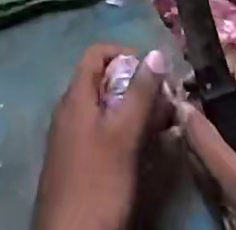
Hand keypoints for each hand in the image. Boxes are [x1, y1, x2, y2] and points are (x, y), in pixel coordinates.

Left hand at [32, 44, 170, 229]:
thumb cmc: (97, 182)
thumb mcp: (123, 135)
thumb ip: (140, 94)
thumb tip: (156, 52)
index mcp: (75, 96)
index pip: (96, 53)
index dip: (124, 52)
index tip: (154, 69)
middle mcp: (69, 109)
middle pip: (101, 79)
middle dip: (134, 83)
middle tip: (165, 101)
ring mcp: (70, 136)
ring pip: (103, 106)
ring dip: (132, 108)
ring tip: (161, 124)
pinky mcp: (76, 160)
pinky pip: (100, 130)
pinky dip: (122, 129)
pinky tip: (142, 148)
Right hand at [179, 52, 235, 229]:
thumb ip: (205, 140)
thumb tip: (178, 101)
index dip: (211, 55)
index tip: (178, 49)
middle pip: (233, 89)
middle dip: (204, 89)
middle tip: (172, 90)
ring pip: (232, 113)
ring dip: (208, 114)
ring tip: (178, 112)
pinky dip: (218, 135)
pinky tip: (197, 142)